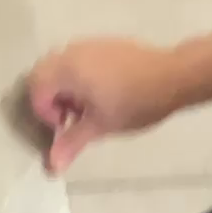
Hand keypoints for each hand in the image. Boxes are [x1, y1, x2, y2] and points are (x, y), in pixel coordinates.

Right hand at [27, 38, 185, 172]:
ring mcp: (87, 44)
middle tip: (70, 117)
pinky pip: (76, 59)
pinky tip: (101, 92)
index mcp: (66, 70)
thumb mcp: (101, 126)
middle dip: (48, 99)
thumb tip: (51, 169)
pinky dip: (76, 77)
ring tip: (86, 106)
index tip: (66, 126)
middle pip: (41, 74)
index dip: (45, 114)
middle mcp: (71, 52)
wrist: (174, 75)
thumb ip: (72, 143)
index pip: (36, 92)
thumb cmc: (134, 103)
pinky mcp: (103, 43)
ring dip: (62, 88)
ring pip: (58, 65)